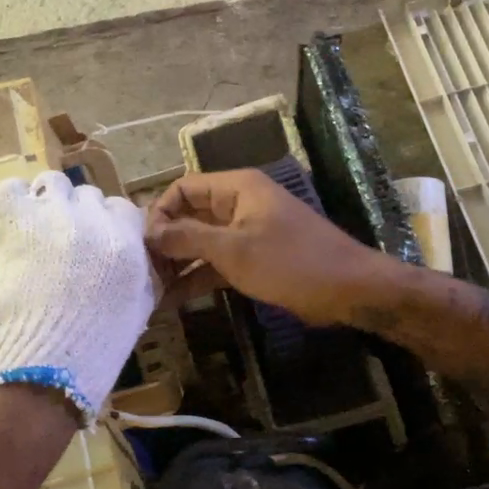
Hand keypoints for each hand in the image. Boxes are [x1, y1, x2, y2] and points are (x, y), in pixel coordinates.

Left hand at [0, 171, 154, 422]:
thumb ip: (141, 276)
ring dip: (47, 203)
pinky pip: (10, 190)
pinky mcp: (17, 222)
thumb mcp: (136, 310)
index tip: (97, 244)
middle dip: (78, 215)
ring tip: (36, 230)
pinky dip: (11, 200)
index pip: (123, 209)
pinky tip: (11, 221)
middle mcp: (94, 220)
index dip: (109, 225)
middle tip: (64, 245)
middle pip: (88, 196)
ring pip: (53, 184)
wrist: (43, 365)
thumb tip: (138, 259)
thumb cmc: (94, 348)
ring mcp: (54, 216)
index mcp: (127, 242)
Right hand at [145, 169, 390, 325]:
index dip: (159, 212)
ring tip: (149, 290)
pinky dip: (196, 278)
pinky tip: (172, 300)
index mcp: (237, 188)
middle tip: (140, 271)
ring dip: (177, 264)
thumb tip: (149, 233)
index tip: (142, 244)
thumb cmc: (291, 262)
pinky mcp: (254, 260)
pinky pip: (216, 263)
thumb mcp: (234, 249)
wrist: (348, 290)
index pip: (183, 187)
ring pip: (201, 243)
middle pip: (189, 215)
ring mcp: (246, 233)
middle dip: (164, 241)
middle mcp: (239, 204)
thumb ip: (187, 238)